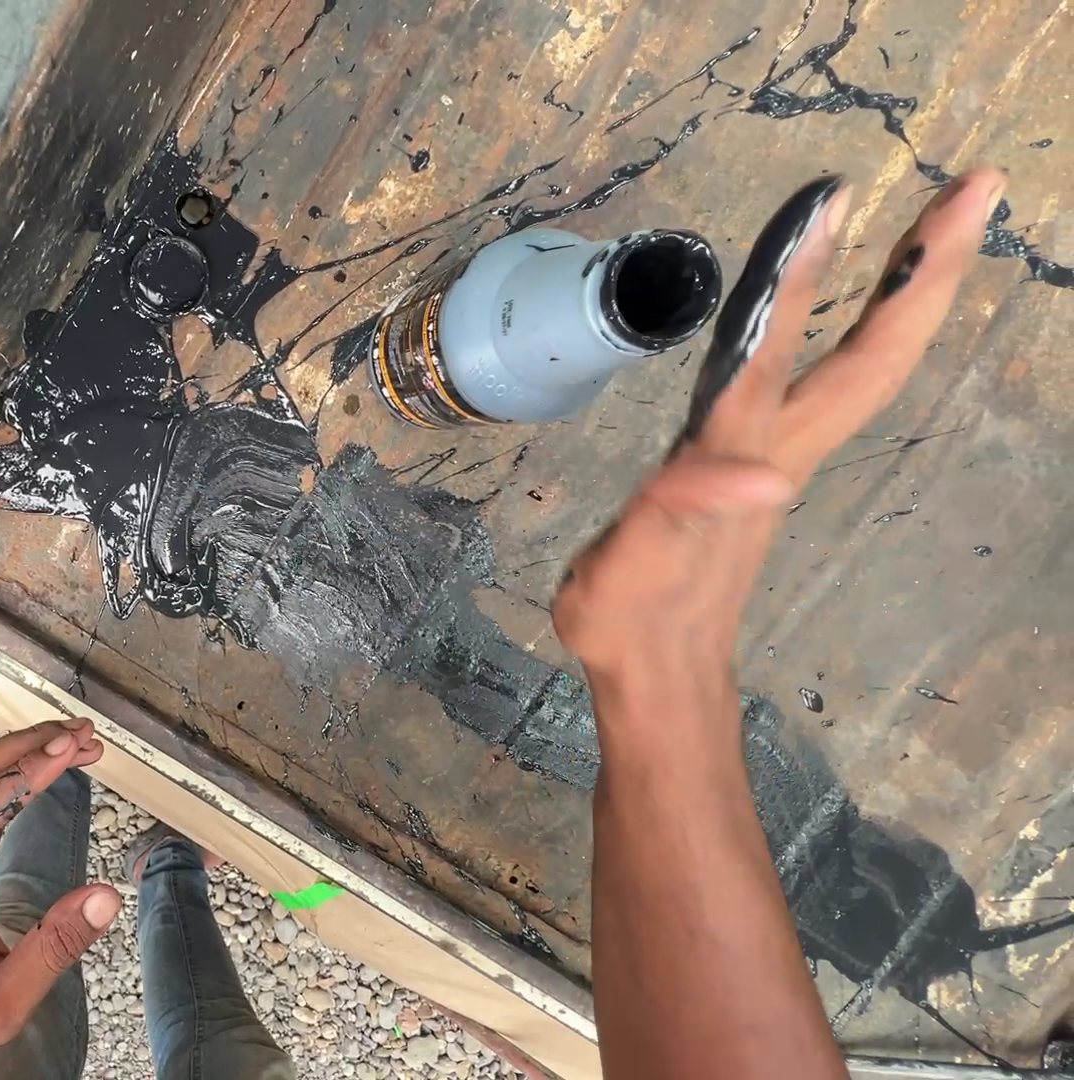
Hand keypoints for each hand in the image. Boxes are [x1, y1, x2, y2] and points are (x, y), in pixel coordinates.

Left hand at [0, 720, 120, 1079]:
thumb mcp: (8, 1000)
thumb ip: (56, 948)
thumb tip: (107, 897)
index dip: (28, 774)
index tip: (70, 748)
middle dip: (32, 744)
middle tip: (84, 733)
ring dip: (27, 747)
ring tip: (80, 740)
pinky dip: (15, 762)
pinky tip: (49, 758)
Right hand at [552, 168, 1007, 693]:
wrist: (653, 660)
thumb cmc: (630, 611)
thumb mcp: (636, 564)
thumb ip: (686, 511)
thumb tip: (757, 477)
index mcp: (736, 459)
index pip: (778, 358)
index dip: (808, 282)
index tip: (836, 199)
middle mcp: (767, 451)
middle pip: (865, 359)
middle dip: (921, 274)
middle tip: (971, 190)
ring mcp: (761, 463)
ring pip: (848, 375)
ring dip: (894, 302)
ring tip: (917, 240)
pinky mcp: (738, 477)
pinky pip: (803, 396)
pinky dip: (836, 344)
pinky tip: (820, 328)